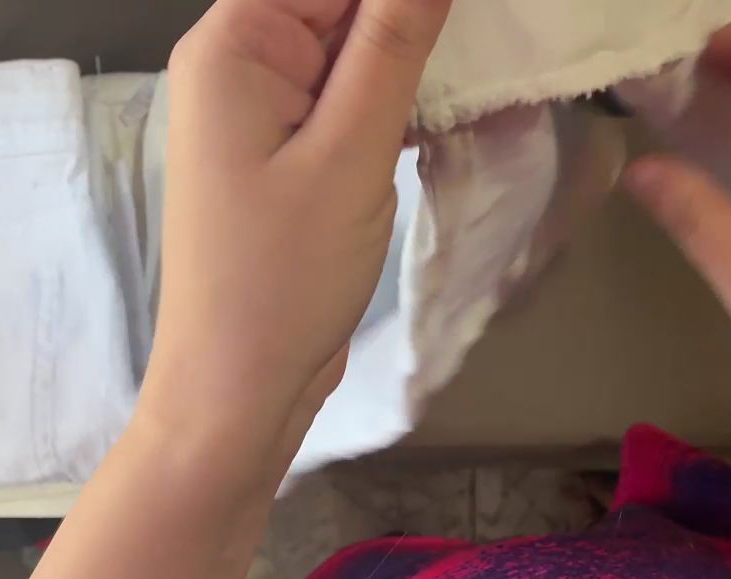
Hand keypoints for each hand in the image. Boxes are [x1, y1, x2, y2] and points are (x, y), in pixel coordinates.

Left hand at [141, 0, 453, 471]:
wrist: (240, 389)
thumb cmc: (284, 278)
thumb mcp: (348, 155)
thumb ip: (391, 42)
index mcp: (235, 43)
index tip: (474, 18)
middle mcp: (239, 69)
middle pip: (339, 8)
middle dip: (414, 24)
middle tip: (495, 43)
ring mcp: (262, 125)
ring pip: (349, 64)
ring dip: (412, 70)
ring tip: (482, 84)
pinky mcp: (288, 171)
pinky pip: (344, 117)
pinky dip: (393, 115)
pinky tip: (444, 122)